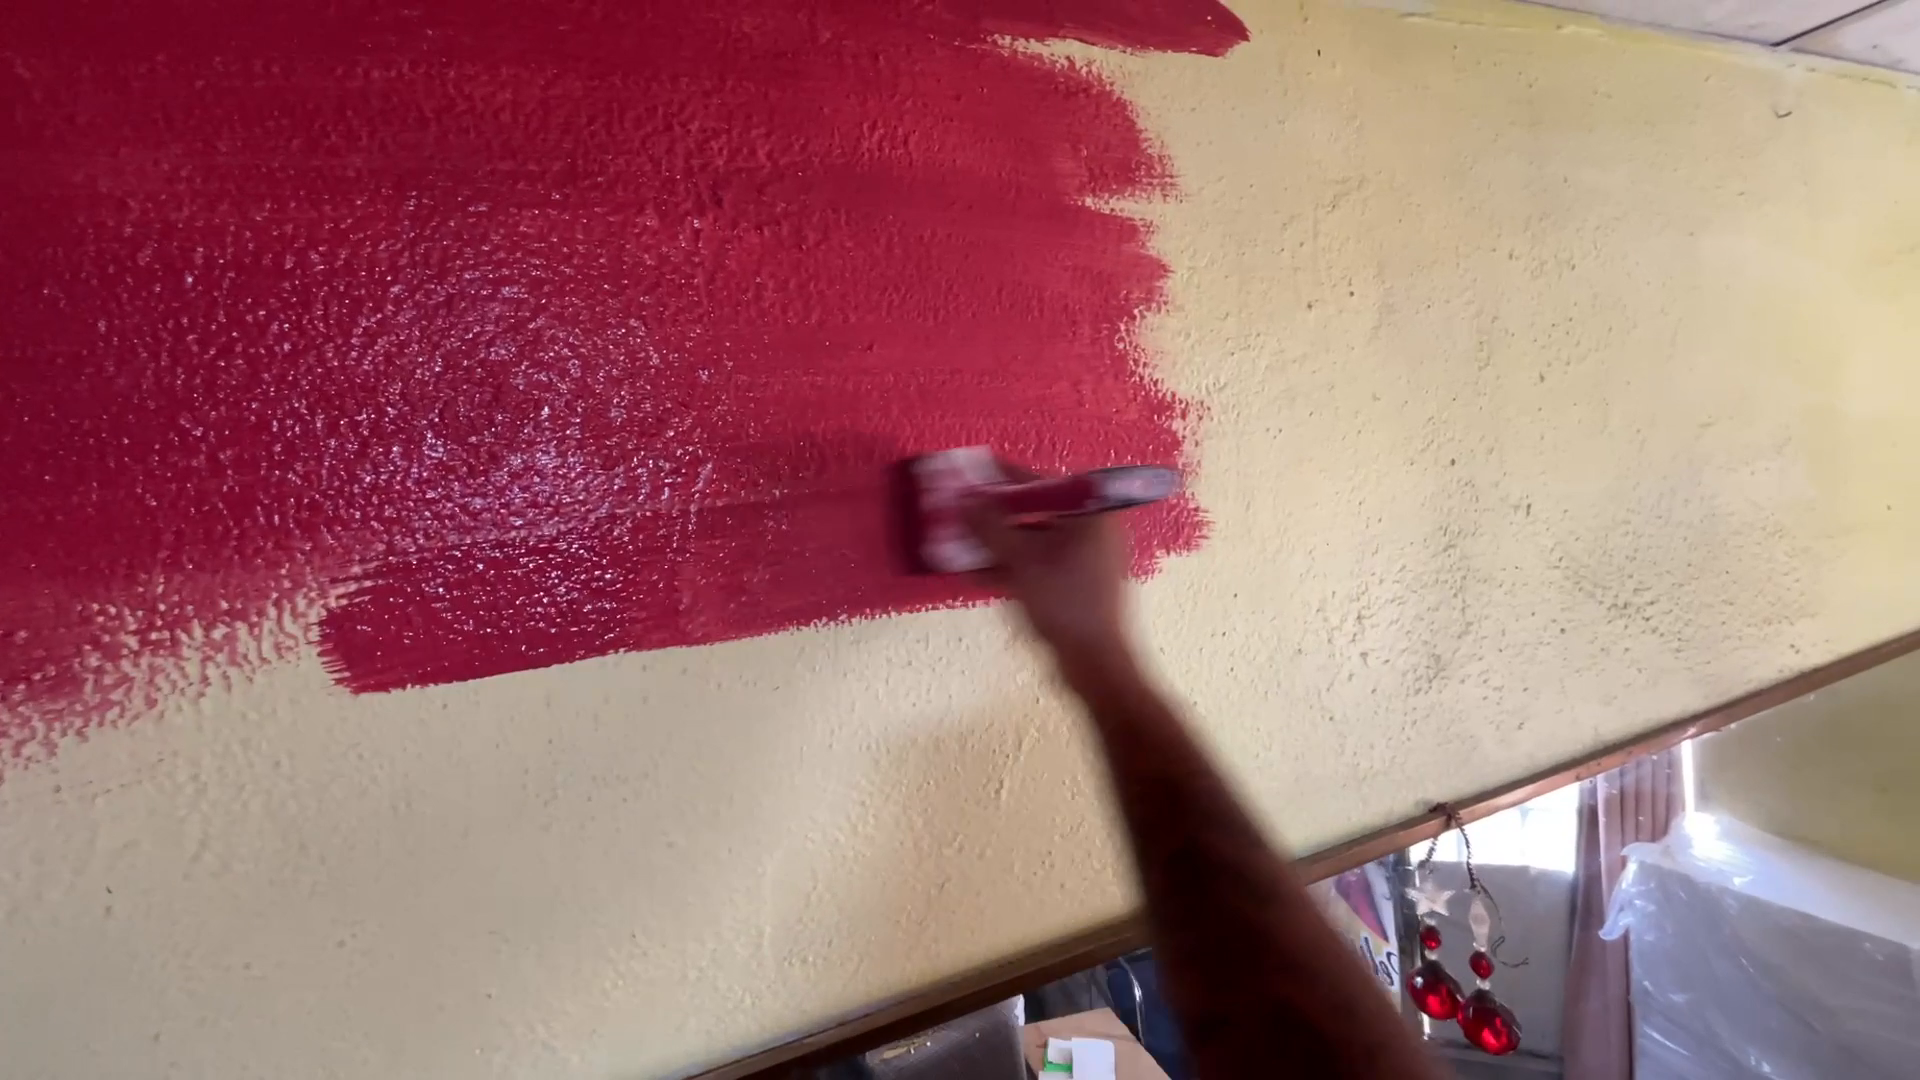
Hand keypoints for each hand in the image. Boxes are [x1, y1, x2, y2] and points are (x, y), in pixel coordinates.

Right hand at [962, 471, 1140, 680]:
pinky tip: (977, 573)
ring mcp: (1086, 561)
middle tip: (963, 510)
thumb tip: (965, 499)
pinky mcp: (1076, 586)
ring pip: (1033, 542)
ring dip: (997, 544)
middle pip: (1035, 513)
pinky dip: (1011, 567)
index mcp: (1092, 514)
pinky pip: (1038, 566)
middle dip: (995, 516)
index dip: (1004, 477)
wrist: (1094, 663)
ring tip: (962, 543)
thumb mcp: (1019, 559)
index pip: (1042, 482)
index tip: (976, 470)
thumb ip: (988, 525)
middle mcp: (1093, 531)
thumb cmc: (1065, 604)